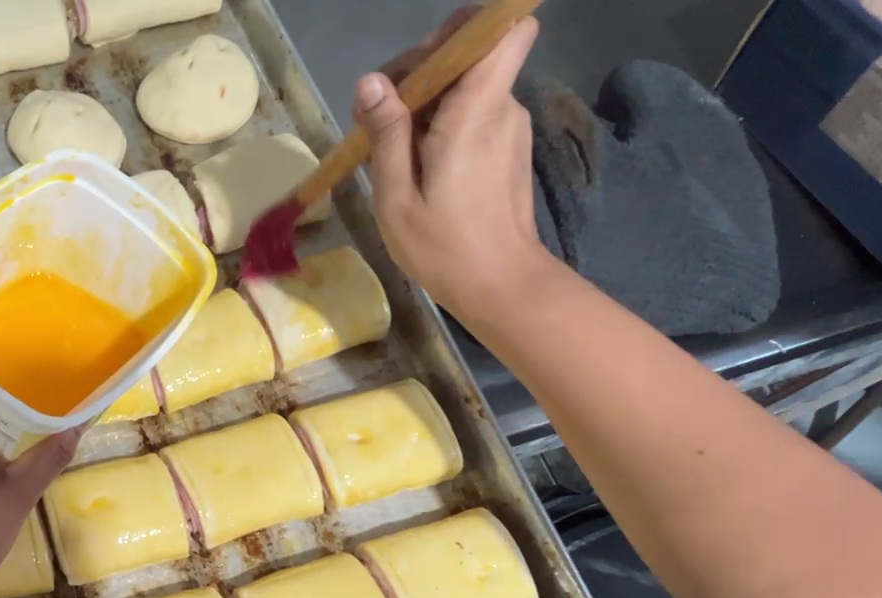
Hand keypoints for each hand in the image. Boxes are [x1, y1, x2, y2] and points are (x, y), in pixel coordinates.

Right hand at [355, 13, 557, 323]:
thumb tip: (370, 82)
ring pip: (467, 88)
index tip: (421, 63)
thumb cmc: (443, 248)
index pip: (504, 30)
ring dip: (426, 105)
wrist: (500, 284)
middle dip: (422, 73)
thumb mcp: (397, 199)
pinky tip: (415, 166)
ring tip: (389, 151)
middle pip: (470, 58)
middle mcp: (502, 108)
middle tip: (377, 119)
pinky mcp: (508, 147)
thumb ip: (387, 136)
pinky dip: (441, 127)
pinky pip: (472, 115)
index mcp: (475, 114)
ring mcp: (510, 127)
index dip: (466, 29)